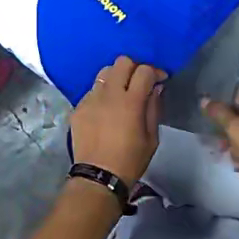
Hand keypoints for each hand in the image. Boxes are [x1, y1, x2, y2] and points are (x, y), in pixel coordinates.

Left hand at [69, 56, 161, 185]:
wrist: (98, 176)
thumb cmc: (130, 160)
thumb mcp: (151, 138)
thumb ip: (154, 108)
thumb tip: (155, 88)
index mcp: (130, 102)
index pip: (144, 71)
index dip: (155, 71)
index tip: (160, 79)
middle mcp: (109, 94)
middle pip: (122, 62)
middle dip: (135, 67)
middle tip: (140, 81)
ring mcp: (91, 99)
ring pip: (104, 73)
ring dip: (117, 77)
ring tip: (121, 92)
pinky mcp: (78, 107)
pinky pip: (92, 90)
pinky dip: (103, 93)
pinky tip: (106, 109)